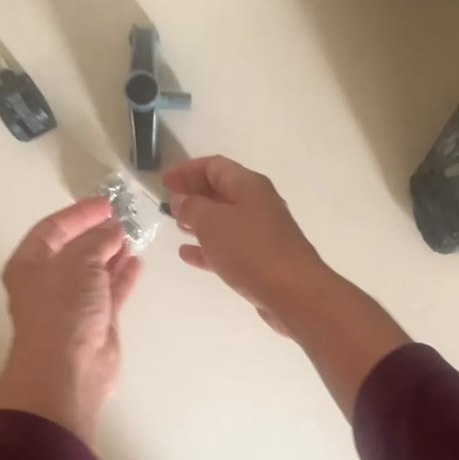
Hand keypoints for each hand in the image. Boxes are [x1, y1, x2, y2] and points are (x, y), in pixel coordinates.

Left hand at [0, 197, 142, 442]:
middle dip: (97, 234)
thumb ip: (98, 240)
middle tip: (122, 219)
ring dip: (112, 254)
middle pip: (74, 250)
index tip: (105, 204)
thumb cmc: (63, 308)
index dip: (78, 214)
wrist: (68, 368)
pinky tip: (137, 262)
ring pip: (95, 272)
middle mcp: (49, 282)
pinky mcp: (96, 322)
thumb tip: (114, 229)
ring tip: (133, 238)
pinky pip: (111, 292)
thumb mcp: (79, 262)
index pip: (52, 229)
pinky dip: (123, 277)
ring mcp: (73, 304)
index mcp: (30, 264)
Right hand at [164, 155, 329, 335]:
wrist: (294, 293)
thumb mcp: (213, 222)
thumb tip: (182, 200)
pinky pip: (230, 248)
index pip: (215, 166)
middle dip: (194, 195)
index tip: (164, 182)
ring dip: (201, 222)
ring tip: (177, 227)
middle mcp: (258, 205)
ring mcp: (262, 235)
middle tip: (169, 205)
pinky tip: (188, 255)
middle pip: (222, 192)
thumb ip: (192, 207)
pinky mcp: (262, 261)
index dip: (187, 170)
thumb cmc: (251, 250)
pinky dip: (209, 249)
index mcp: (249, 186)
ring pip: (225, 222)